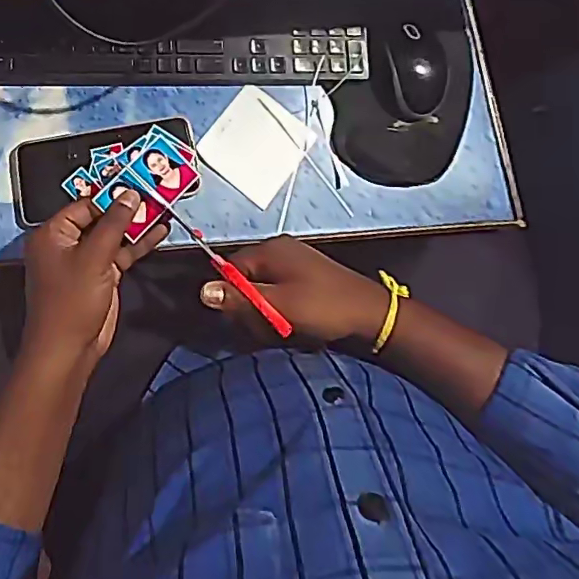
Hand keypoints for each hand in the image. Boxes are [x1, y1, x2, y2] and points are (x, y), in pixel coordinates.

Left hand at [21, 190, 166, 368]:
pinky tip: (158, 232)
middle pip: (100, 218)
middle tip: (154, 192)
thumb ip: (114, 223)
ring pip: (113, 235)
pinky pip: (119, 253)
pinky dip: (136, 244)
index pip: (85, 204)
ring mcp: (84, 260)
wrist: (68, 350)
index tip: (137, 182)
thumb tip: (129, 195)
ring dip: (135, 225)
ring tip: (162, 207)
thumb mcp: (94, 257)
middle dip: (126, 208)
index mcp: (53, 233)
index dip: (111, 194)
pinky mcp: (100, 275)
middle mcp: (66, 243)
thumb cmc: (71, 301)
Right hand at [201, 236, 388, 345]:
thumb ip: (240, 298)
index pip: (229, 270)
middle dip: (254, 307)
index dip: (233, 297)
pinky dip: (285, 310)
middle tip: (272, 328)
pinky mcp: (308, 276)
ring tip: (290, 329)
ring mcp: (296, 261)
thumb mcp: (278, 306)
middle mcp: (280, 249)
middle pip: (246, 280)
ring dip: (271, 313)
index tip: (245, 321)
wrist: (374, 316)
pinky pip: (282, 292)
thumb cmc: (325, 308)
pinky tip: (299, 325)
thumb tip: (204, 290)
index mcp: (270, 250)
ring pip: (264, 289)